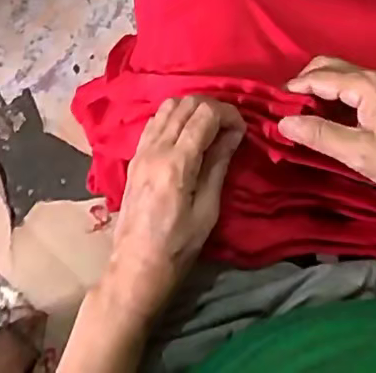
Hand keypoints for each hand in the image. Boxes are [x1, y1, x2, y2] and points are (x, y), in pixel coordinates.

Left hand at [101, 96, 244, 320]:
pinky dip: (174, 116)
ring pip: (169, 105)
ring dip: (192, 108)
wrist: (134, 271)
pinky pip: (155, 120)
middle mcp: (156, 149)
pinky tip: (186, 134)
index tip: (241, 128)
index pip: (205, 114)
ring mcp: (141, 151)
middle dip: (213, 107)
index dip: (228, 113)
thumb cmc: (177, 248)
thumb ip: (219, 164)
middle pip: (187, 103)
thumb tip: (234, 132)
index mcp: (176, 163)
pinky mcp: (134, 157)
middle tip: (229, 126)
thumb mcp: (207, 210)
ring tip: (209, 127)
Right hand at [276, 56, 375, 222]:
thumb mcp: (359, 154)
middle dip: (304, 83)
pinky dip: (332, 99)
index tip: (270, 105)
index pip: (320, 76)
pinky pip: (351, 90)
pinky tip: (324, 121)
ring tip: (298, 116)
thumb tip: (283, 122)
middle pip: (329, 68)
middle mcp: (374, 78)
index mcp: (367, 84)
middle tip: (283, 110)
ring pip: (340, 78)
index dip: (293, 89)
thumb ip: (321, 135)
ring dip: (318, 91)